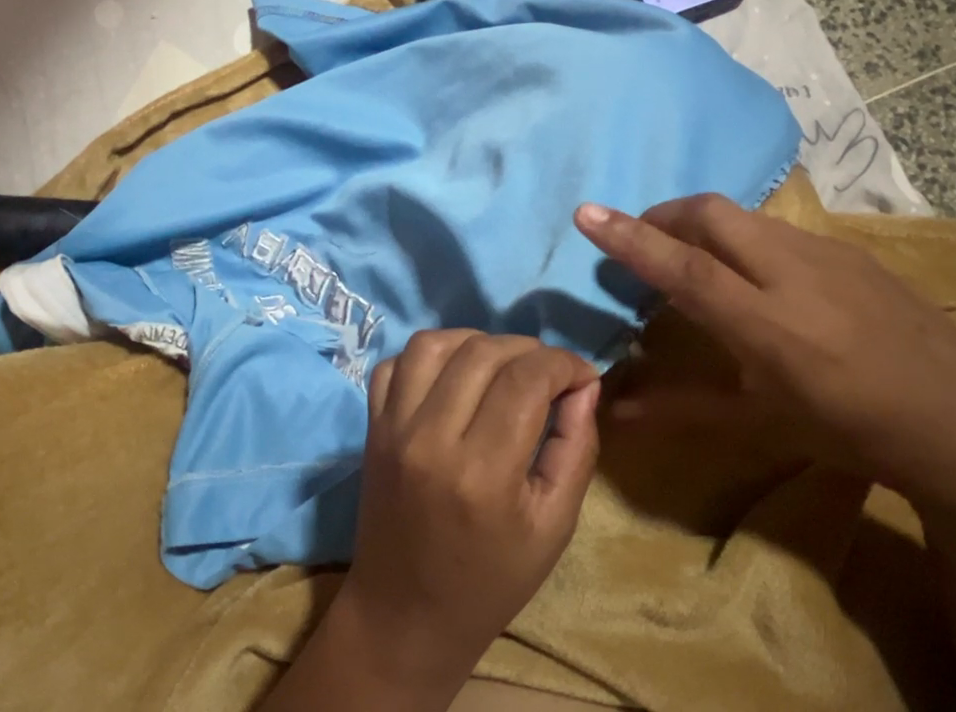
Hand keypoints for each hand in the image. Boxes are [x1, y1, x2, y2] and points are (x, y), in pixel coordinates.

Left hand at [338, 330, 600, 691]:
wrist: (405, 614)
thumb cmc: (491, 580)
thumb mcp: (553, 526)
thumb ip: (575, 449)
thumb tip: (585, 386)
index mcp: (483, 473)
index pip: (526, 379)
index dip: (564, 364)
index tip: (583, 377)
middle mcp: (431, 439)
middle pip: (482, 353)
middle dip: (529, 350)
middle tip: (550, 374)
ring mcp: (392, 429)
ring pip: (433, 344)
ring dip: (476, 341)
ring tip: (504, 364)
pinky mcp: (371, 428)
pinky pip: (393, 365)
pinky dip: (427, 356)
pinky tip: (454, 376)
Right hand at [573, 196, 955, 526]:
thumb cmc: (854, 433)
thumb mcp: (761, 423)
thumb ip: (681, 406)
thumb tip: (613, 408)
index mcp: (767, 324)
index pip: (683, 266)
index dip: (629, 238)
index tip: (586, 211)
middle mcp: (795, 274)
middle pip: (712, 214)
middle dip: (662, 214)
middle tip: (639, 238)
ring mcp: (831, 256)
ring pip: (747, 217)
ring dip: (704, 224)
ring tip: (693, 257)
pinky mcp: (857, 253)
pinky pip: (781, 229)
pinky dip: (745, 237)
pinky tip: (756, 273)